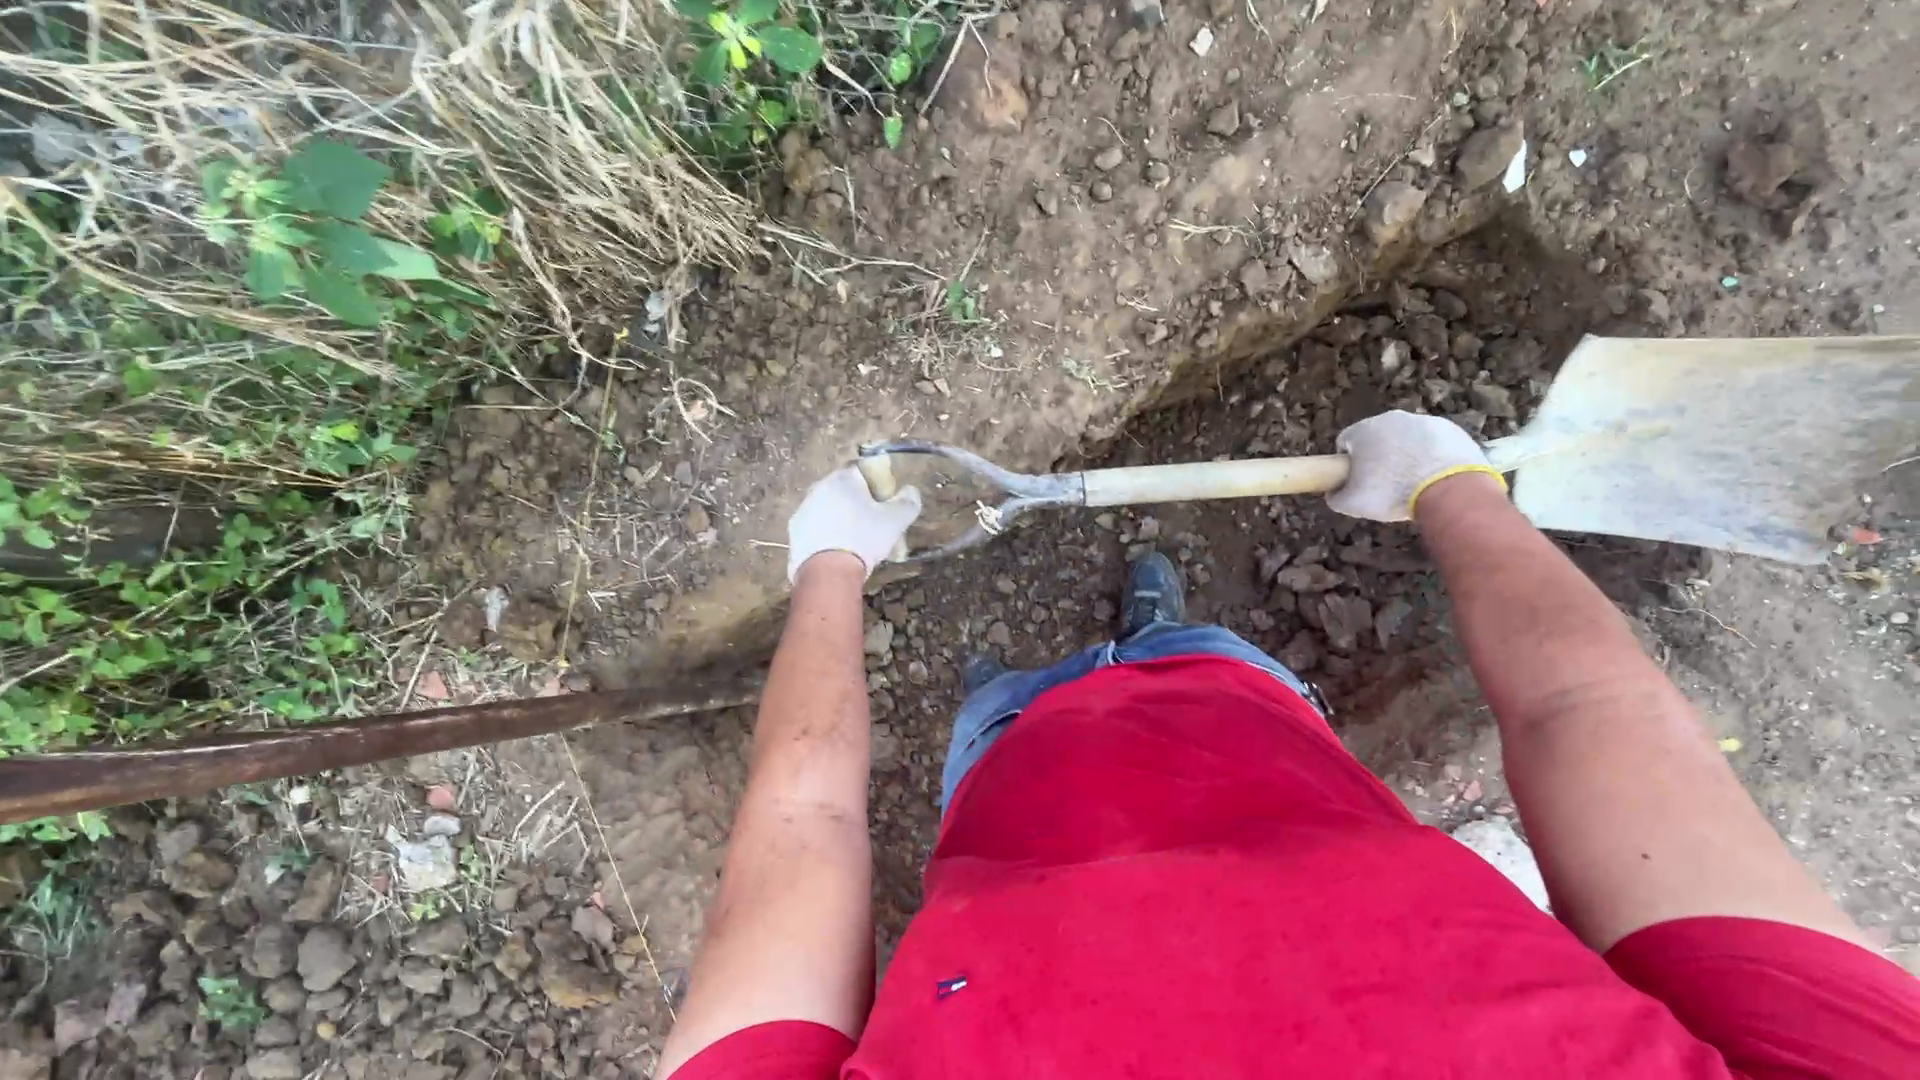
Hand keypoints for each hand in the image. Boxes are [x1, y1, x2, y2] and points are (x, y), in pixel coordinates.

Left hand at [786, 465, 921, 581]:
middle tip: (874, 527)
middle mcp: (819, 489)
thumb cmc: (864, 539)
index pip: (862, 472)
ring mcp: (803, 511)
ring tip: (857, 546)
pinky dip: (828, 538)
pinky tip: (838, 555)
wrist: (828, 572)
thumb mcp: (896, 520)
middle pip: (844, 492)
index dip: (877, 486)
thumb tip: (911, 491)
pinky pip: (817, 530)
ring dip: (843, 522)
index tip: (885, 505)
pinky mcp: (795, 534)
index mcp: (843, 479)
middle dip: (860, 506)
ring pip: (830, 511)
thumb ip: (908, 502)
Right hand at [1327, 410, 1505, 522]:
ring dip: (1406, 456)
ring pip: (1406, 439)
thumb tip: (1334, 492)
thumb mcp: (1351, 504)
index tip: (1356, 480)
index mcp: (1363, 430)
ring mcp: (1424, 421)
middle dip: (1378, 457)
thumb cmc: (1391, 493)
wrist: (1448, 490)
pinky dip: (1431, 456)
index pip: (1345, 442)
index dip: (1348, 463)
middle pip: (1377, 438)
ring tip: (1413, 482)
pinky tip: (1434, 477)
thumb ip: (1335, 495)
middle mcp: (1392, 419)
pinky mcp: (1451, 429)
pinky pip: (1433, 442)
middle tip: (1384, 484)